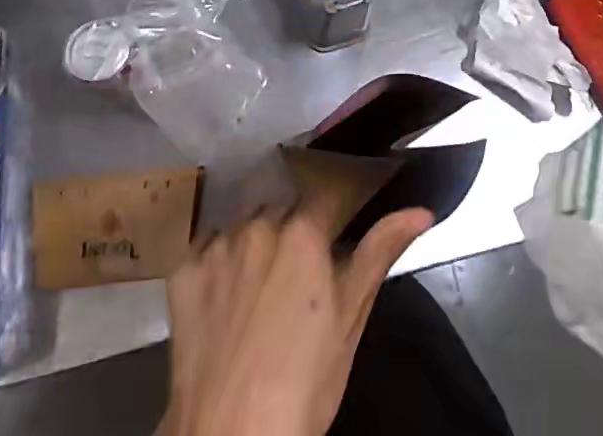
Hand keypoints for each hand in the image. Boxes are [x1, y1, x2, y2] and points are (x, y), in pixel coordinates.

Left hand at [159, 204, 435, 435]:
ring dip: (257, 241)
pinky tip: (227, 296)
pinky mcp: (183, 271)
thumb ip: (380, 251)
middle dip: (296, 226)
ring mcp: (215, 246)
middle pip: (283, 206)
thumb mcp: (351, 317)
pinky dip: (220, 261)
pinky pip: (207, 247)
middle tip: (302, 269)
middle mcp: (256, 226)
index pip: (327, 190)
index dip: (337, 202)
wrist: (230, 434)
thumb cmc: (304, 381)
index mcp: (303, 232)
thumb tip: (420, 212)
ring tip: (262, 286)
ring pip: (244, 223)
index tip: (341, 216)